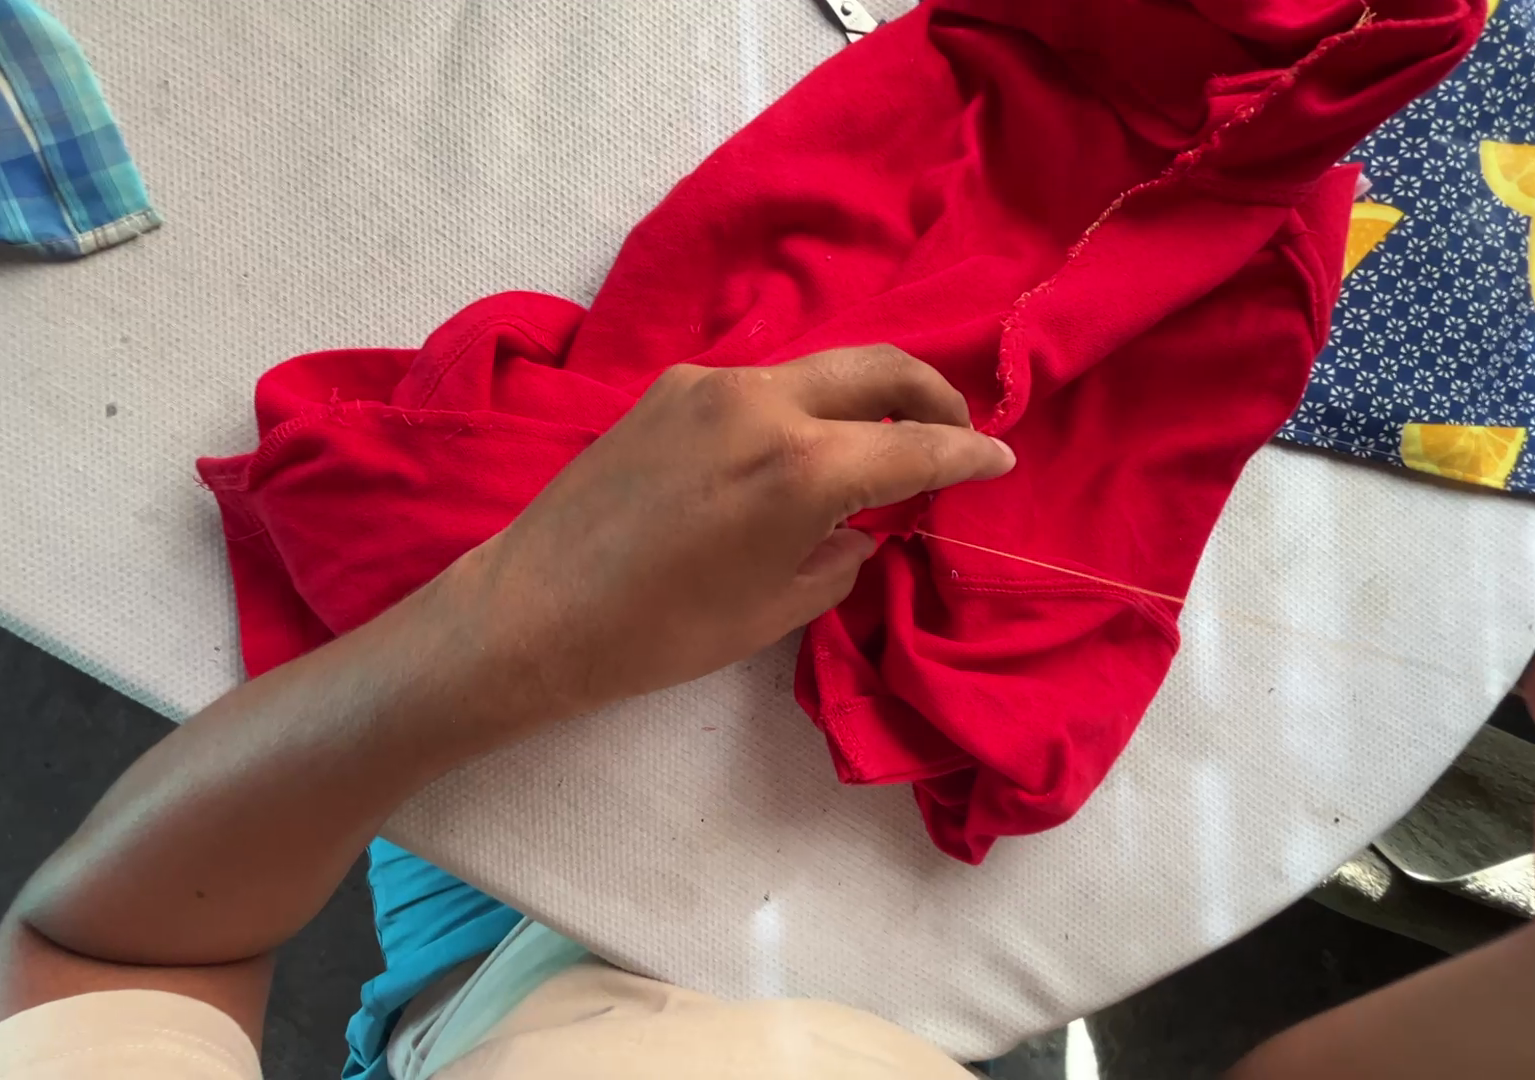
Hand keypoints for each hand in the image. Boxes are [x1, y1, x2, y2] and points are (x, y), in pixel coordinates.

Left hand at [440, 344, 1013, 722]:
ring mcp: (709, 382)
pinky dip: (798, 408)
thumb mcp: (773, 610)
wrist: (536, 607)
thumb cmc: (659, 632)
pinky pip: (760, 385)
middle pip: (879, 367)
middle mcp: (764, 400)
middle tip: (952, 431)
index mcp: (804, 465)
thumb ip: (839, 555)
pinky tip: (790, 450)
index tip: (998, 459)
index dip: (969, 453)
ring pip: (817, 369)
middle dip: (932, 396)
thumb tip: (867, 525)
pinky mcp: (669, 385)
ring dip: (861, 399)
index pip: (918, 446)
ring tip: (874, 445)